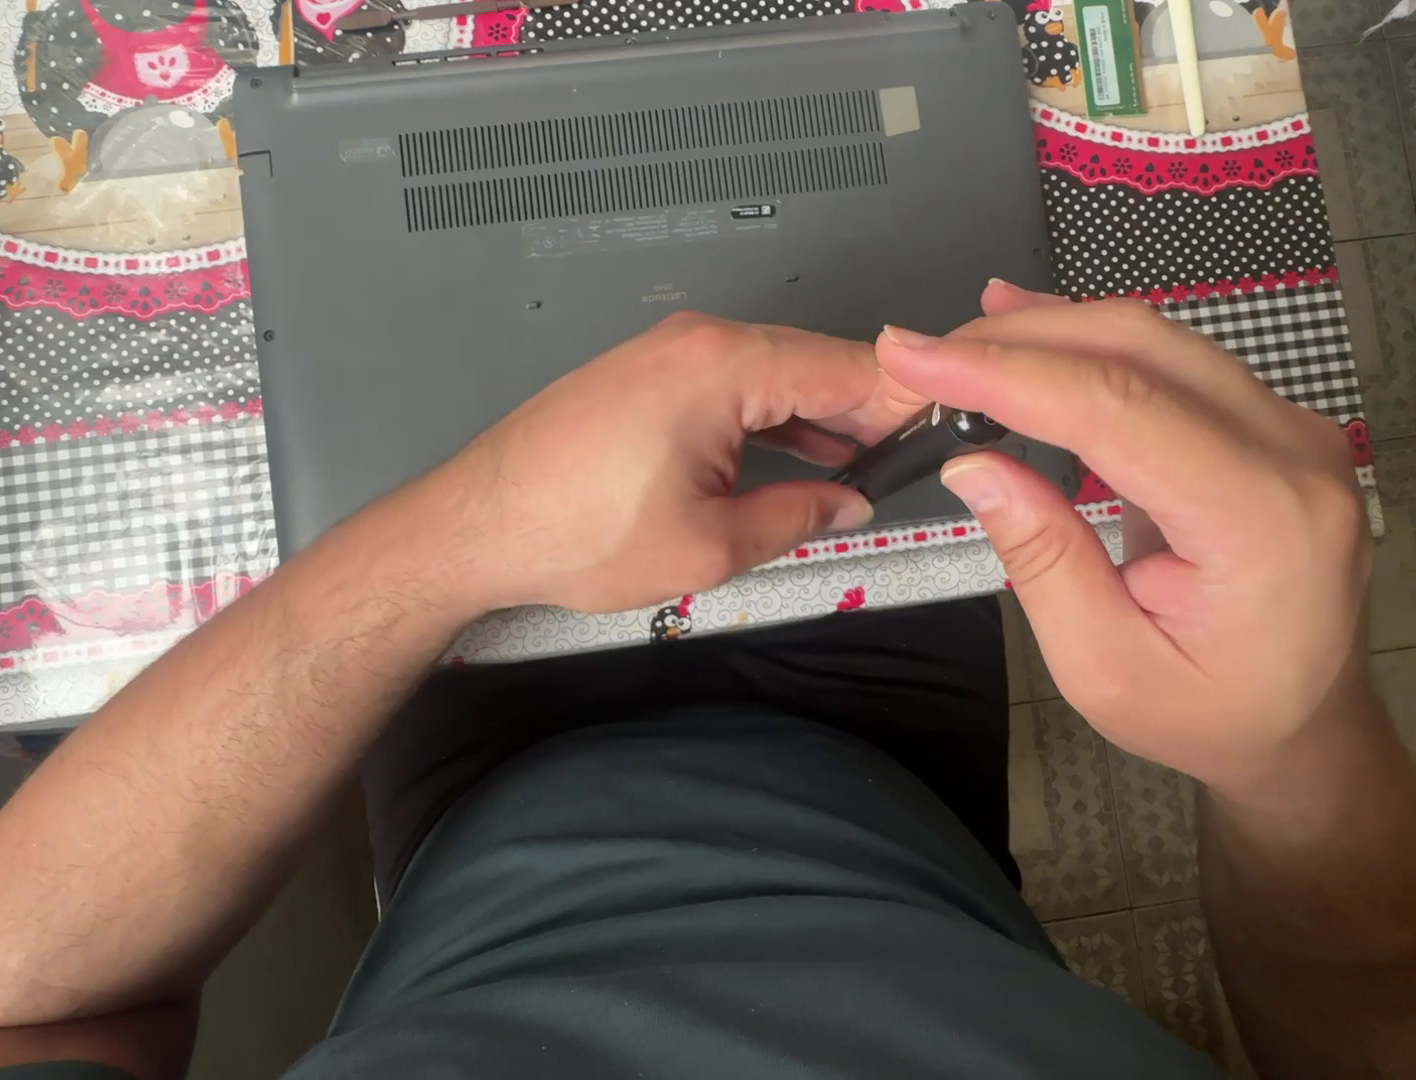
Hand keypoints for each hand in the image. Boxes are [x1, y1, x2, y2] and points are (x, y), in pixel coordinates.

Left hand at [416, 312, 921, 614]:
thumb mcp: (709, 545)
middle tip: (907, 452)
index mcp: (723, 366)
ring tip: (859, 458)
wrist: (477, 526)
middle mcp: (696, 342)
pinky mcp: (641, 376)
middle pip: (809, 363)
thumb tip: (848, 503)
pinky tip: (789, 450)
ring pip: (768, 374)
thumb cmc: (580, 534)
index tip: (938, 426)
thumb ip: (796, 517)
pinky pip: (725, 386)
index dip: (902, 400)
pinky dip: (764, 417)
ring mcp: (664, 354)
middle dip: (863, 409)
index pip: (846, 367)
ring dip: (814, 414)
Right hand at [877, 281, 1369, 791]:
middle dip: (1011, 340)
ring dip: (1039, 332)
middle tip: (916, 355)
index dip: (1002, 373)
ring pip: (1148, 339)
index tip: (911, 357)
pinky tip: (1024, 321)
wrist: (1299, 726)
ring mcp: (1284, 428)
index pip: (1114, 409)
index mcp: (1259, 521)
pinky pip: (1162, 359)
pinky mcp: (1259, 424)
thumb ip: (1040, 557)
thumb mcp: (1100, 664)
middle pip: (1135, 349)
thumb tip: (972, 465)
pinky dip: (1080, 340)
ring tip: (951, 347)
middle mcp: (1291, 452)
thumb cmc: (1203, 713)